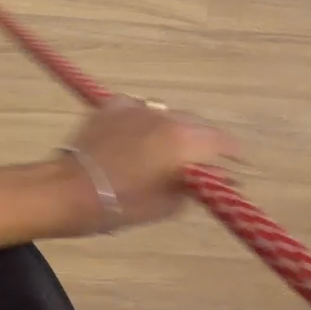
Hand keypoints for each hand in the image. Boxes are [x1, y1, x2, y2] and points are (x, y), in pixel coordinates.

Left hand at [54, 97, 236, 234]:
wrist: (74, 188)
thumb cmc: (124, 203)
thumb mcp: (169, 203)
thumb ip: (196, 185)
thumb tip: (213, 176)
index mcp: (182, 140)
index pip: (220, 140)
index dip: (232, 153)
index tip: (237, 164)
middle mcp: (162, 116)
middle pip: (194, 123)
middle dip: (204, 140)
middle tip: (205, 161)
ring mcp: (135, 107)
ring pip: (166, 113)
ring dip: (174, 128)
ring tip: (170, 149)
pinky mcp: (111, 106)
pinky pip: (138, 108)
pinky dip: (144, 119)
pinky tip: (139, 135)